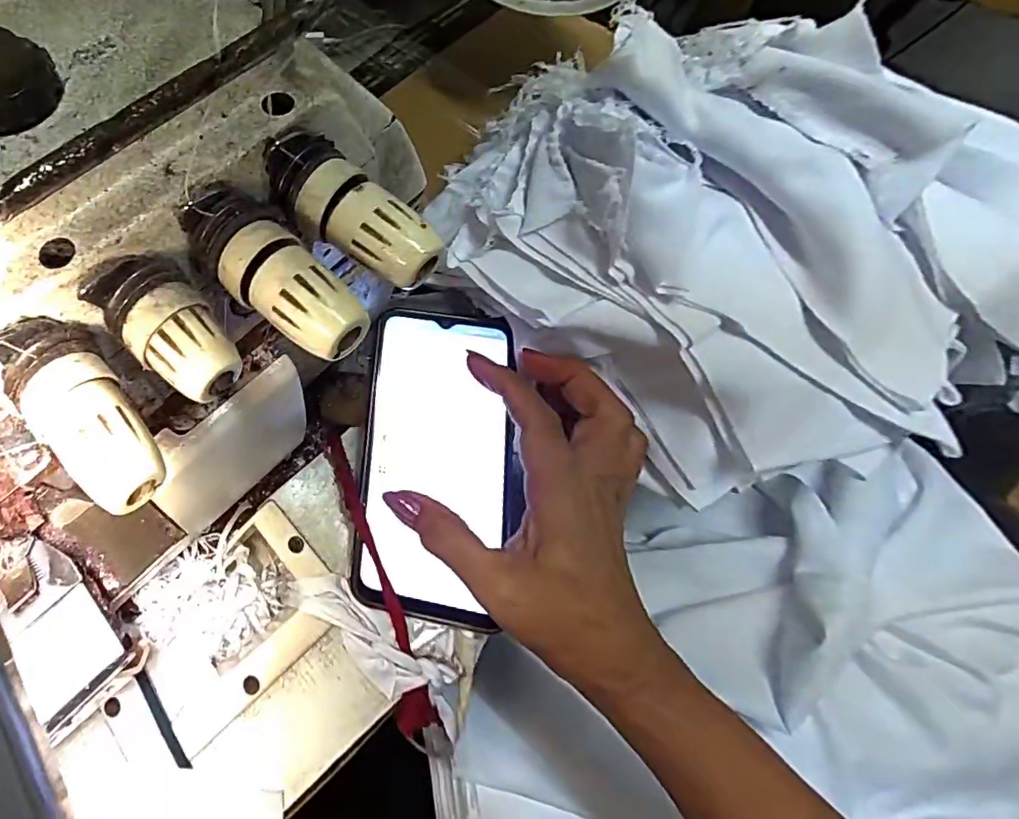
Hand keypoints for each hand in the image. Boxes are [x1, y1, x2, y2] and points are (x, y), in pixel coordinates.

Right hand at [381, 349, 673, 689]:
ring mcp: (607, 491)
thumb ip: (444, 536)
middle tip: (523, 361)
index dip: (508, 382)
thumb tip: (399, 497)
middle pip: (601, 406)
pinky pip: (616, 443)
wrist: (617, 657)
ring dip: (586, 392)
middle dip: (565, 373)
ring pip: (619, 422)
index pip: (540, 417)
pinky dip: (595, 417)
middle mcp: (593, 481)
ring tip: (544, 382)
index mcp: (564, 489)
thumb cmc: (561, 620)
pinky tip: (564, 426)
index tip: (476, 361)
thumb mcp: (493, 582)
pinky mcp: (608, 503)